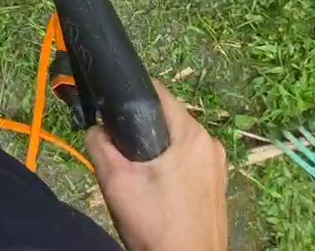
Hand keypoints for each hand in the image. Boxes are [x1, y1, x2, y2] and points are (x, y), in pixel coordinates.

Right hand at [86, 83, 228, 250]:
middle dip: (141, 127)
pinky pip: (187, 159)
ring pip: (175, 139)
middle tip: (121, 150)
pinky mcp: (218, 186)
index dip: (130, 96)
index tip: (112, 112)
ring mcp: (218, 166)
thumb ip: (98, 141)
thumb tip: (97, 128)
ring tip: (137, 172)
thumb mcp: (115, 179)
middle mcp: (210, 143)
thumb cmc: (154, 222)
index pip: (156, 92)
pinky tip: (156, 187)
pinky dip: (170, 165)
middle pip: (165, 117)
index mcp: (191, 134)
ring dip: (155, 148)